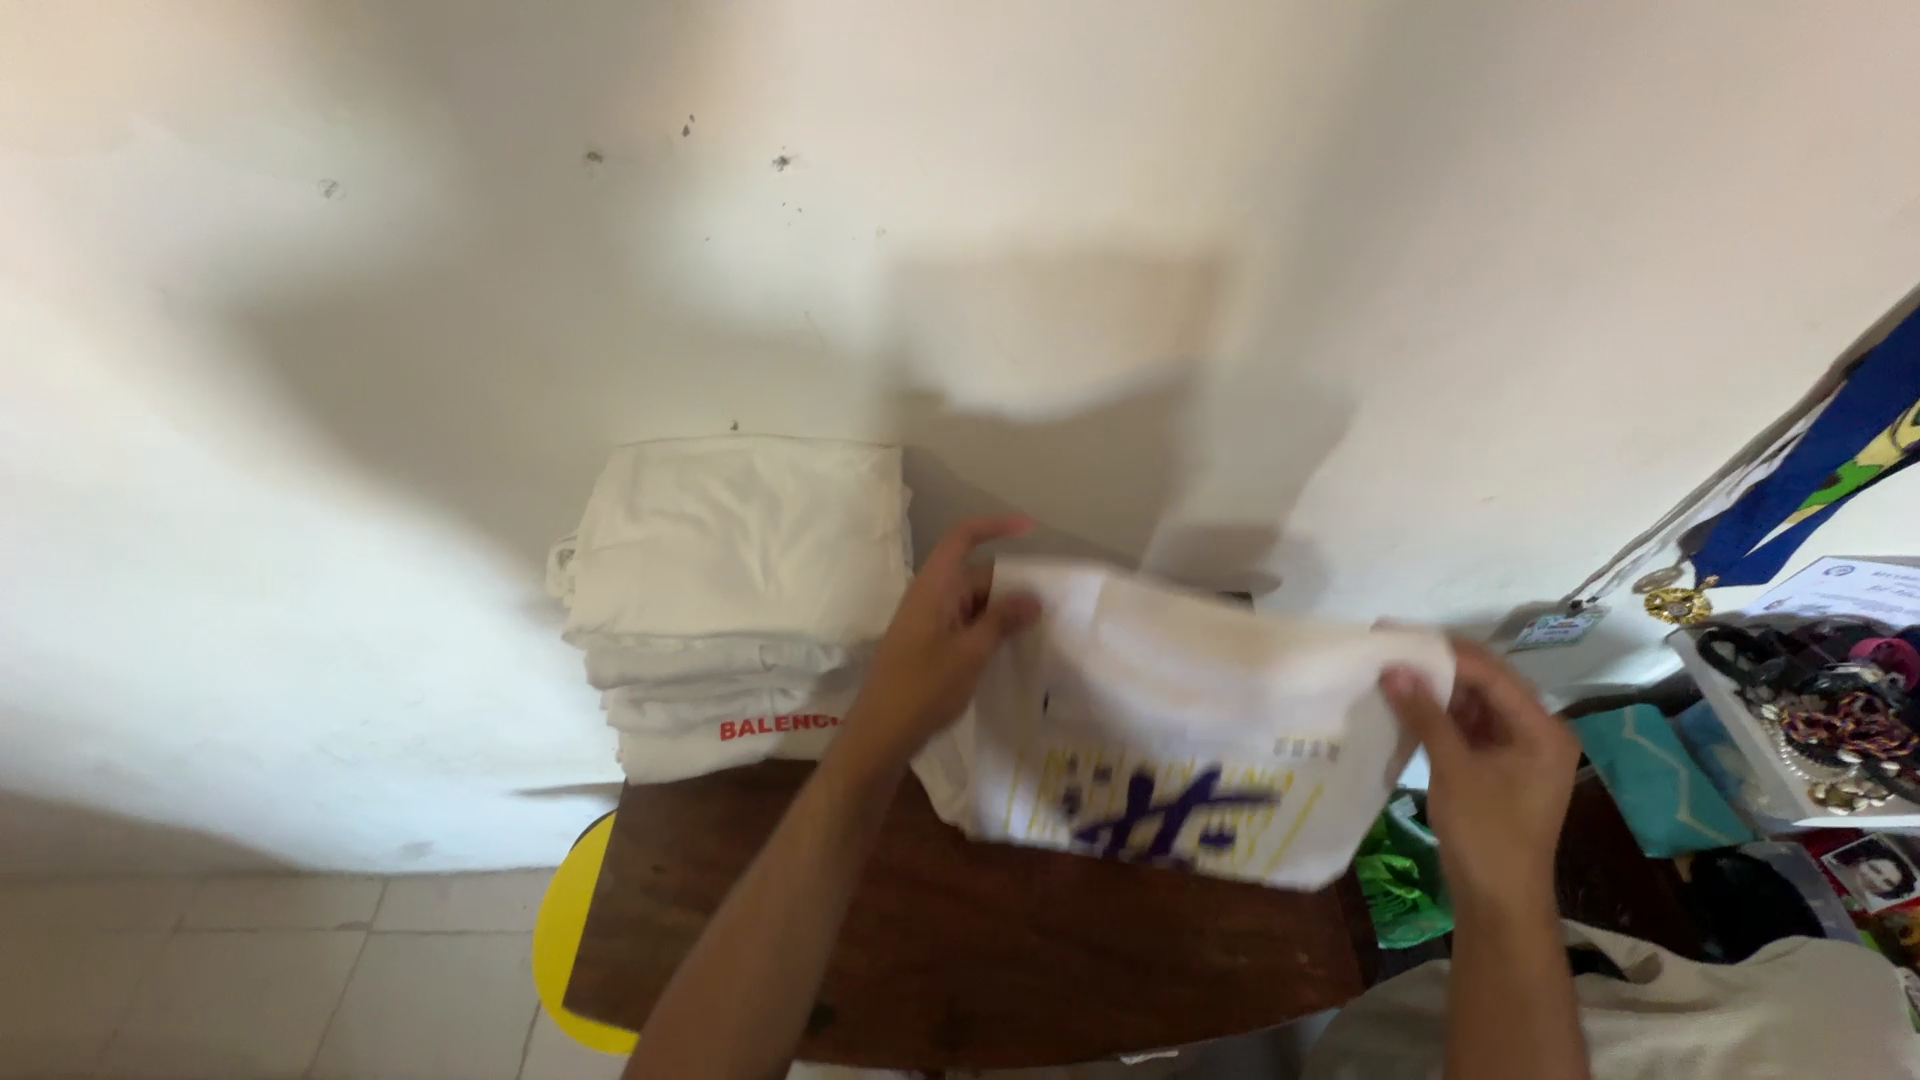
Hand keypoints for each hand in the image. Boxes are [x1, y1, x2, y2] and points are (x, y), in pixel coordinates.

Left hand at [842, 515, 1042, 764]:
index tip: (1031, 531)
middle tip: (1051, 602)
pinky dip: (991, 629)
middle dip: (1012, 582)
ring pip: (974, 602)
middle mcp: (930, 597)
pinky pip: (966, 624)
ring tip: (1042, 626)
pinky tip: (1015, 648)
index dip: (995, 526)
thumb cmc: (923, 688)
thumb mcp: (970, 653)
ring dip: (1004, 610)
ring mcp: (929, 623)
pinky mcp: (931, 646)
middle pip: (975, 574)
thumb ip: (1001, 620)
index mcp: (933, 587)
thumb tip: (1032, 597)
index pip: (962, 538)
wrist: (880, 734)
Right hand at [1380, 638, 1579, 911]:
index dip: (1442, 651)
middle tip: (1388, 644)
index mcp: (1542, 730)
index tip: (1395, 634)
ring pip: (1470, 702)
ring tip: (1387, 668)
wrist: (1498, 898)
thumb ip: (1425, 715)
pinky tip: (1401, 701)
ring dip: (1432, 687)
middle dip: (1436, 663)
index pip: (1490, 674)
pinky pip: (1463, 725)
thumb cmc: (1487, 833)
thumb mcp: (1454, 769)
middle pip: (1483, 683)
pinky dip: (1434, 712)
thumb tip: (1391, 667)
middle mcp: (1534, 732)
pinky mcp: (1492, 765)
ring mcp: (1514, 749)